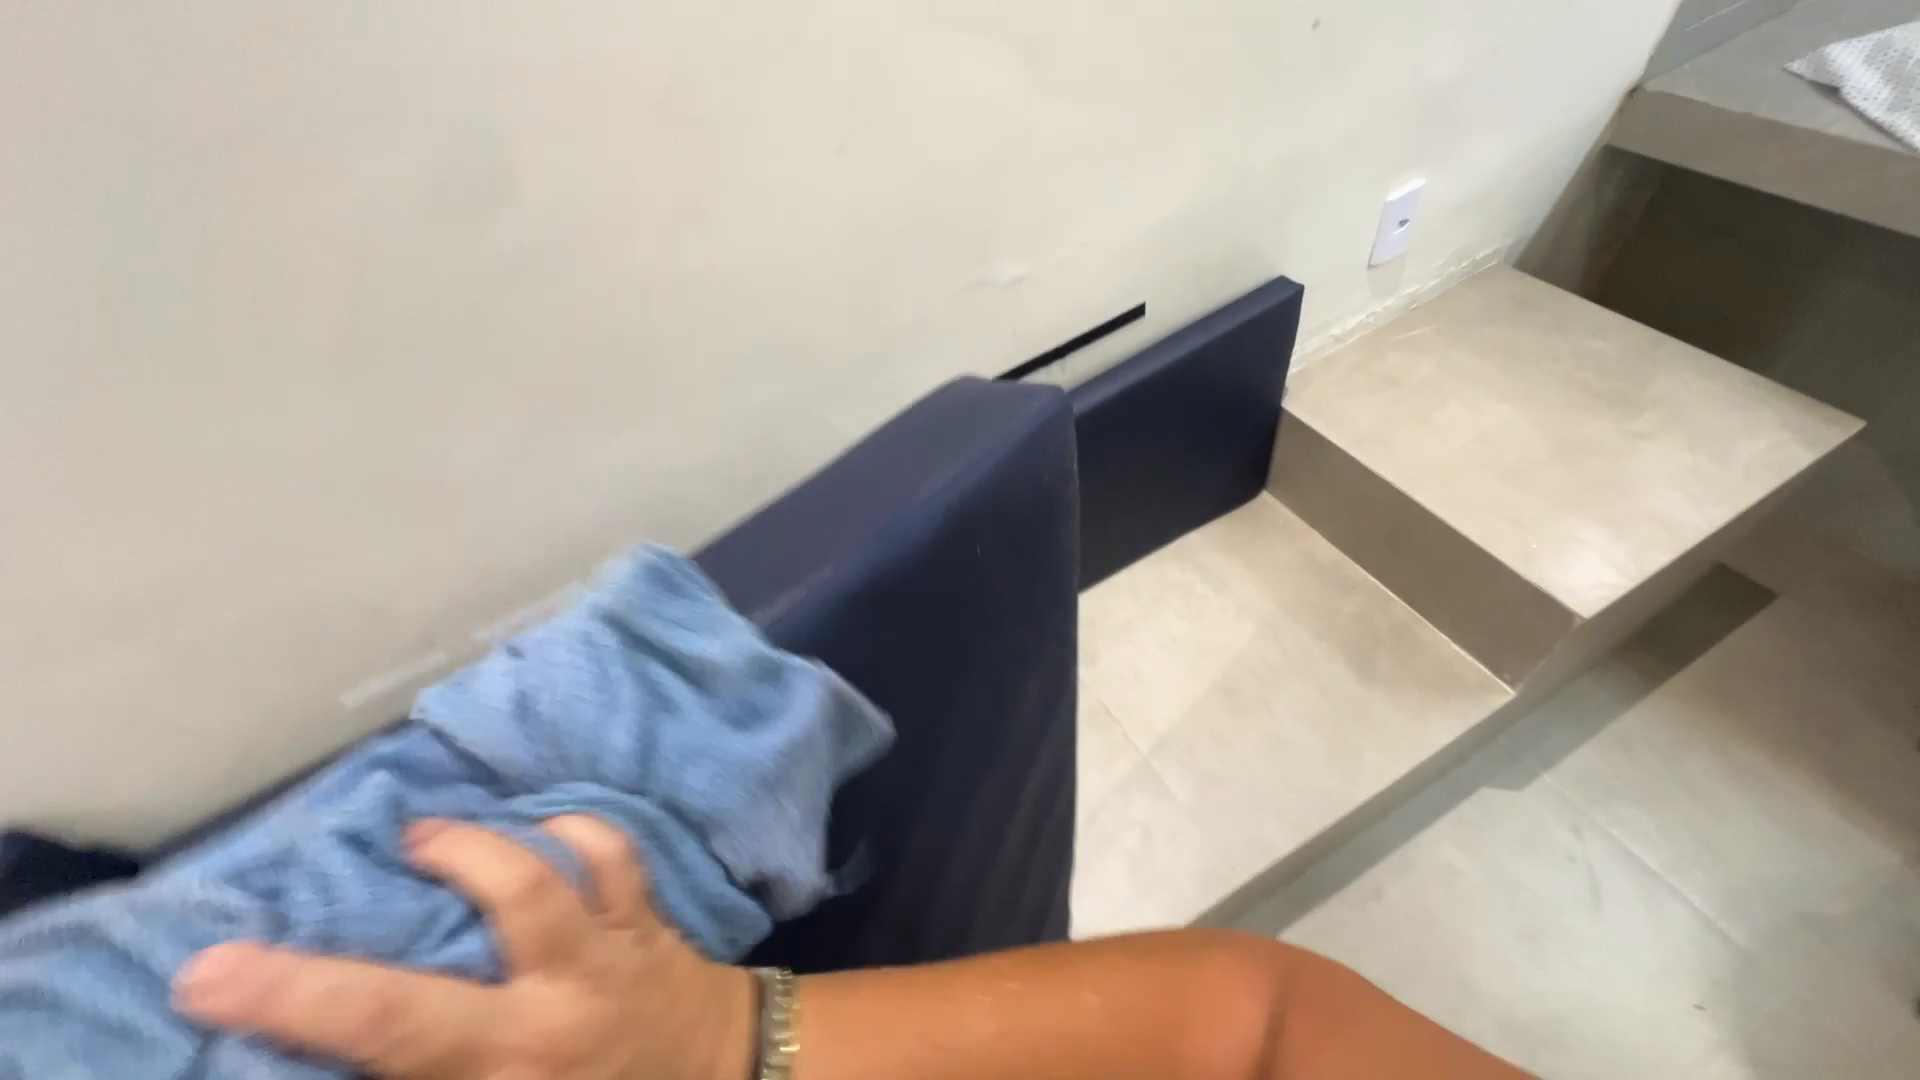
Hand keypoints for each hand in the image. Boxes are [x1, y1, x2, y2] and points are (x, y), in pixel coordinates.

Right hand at [172, 816, 756, 1079]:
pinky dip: (575, 830)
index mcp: (508, 1068)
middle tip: (318, 885)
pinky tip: (541, 825)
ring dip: (488, 843)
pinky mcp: (646, 915)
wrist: (721, 1077)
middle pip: (469, 941)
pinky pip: (617, 854)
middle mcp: (557, 1000)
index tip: (207, 976)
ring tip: (427, 836)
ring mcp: (609, 947)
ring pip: (554, 872)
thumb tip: (365, 1050)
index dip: (298, 1001)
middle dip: (388, 912)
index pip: (390, 1030)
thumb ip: (442, 1069)